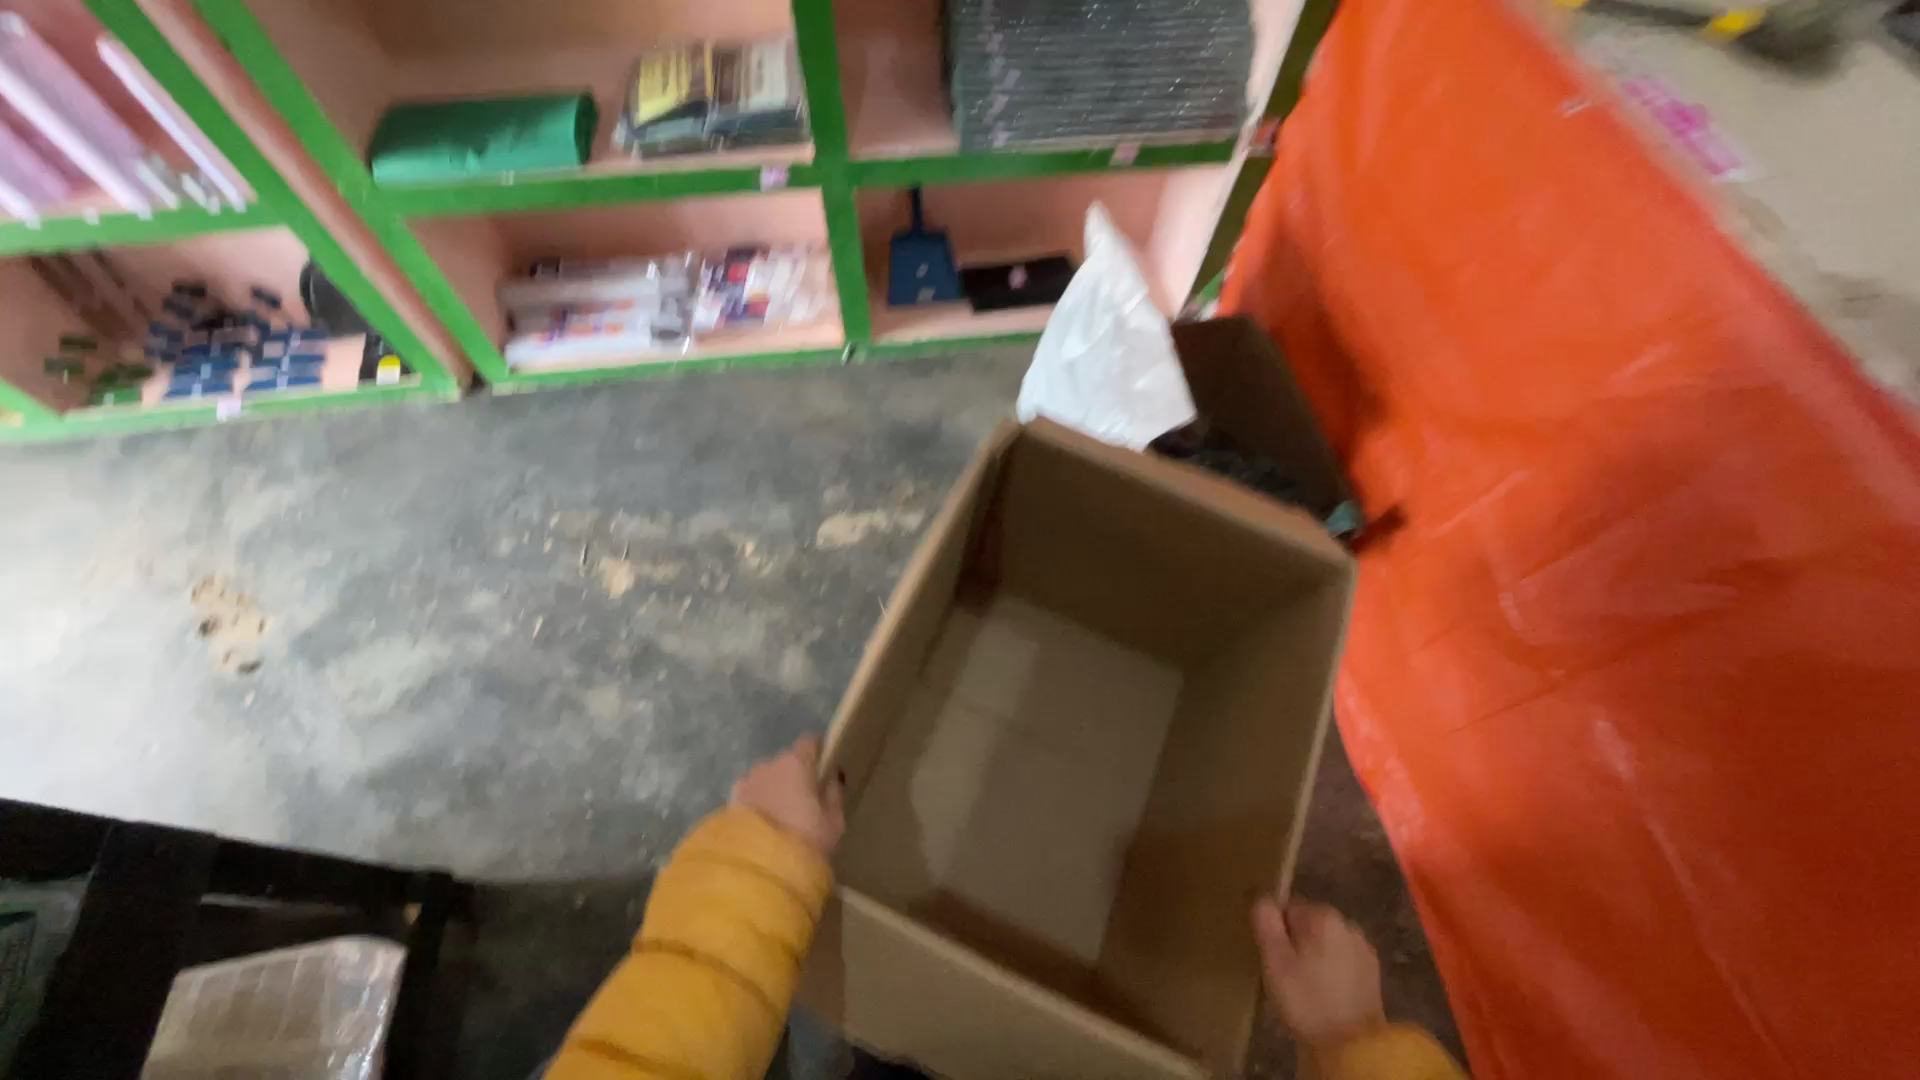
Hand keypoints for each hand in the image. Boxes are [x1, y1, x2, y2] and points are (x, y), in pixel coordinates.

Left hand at [730, 736, 845, 856]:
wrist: (757, 871)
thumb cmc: (804, 842)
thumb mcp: (833, 823)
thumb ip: (834, 793)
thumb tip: (833, 776)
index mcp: (797, 763)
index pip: (810, 742)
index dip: (818, 753)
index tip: (824, 769)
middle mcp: (769, 765)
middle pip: (786, 761)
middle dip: (794, 775)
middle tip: (803, 802)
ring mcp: (746, 782)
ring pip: (765, 778)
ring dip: (773, 789)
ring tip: (779, 818)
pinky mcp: (728, 802)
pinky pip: (749, 795)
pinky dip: (756, 803)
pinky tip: (761, 826)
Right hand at [1251, 897, 1385, 1047]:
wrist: (1354, 1046)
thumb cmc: (1307, 1000)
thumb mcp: (1274, 960)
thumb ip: (1265, 920)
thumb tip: (1263, 898)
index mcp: (1321, 915)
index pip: (1286, 909)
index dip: (1277, 934)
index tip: (1277, 960)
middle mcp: (1346, 923)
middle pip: (1307, 923)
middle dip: (1296, 943)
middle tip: (1290, 975)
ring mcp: (1363, 946)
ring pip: (1325, 941)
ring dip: (1315, 955)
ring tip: (1309, 987)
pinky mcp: (1373, 970)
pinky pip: (1342, 957)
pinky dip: (1333, 968)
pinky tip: (1328, 992)